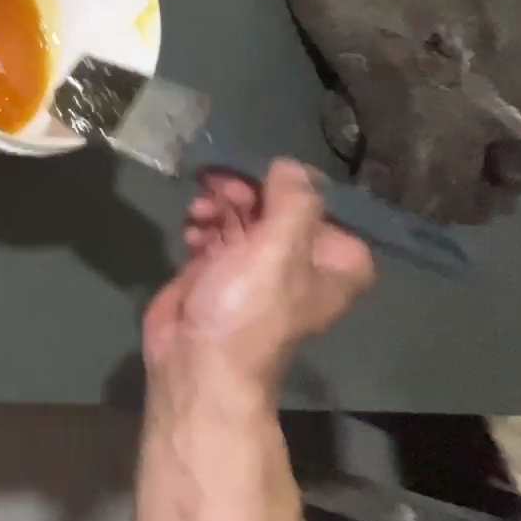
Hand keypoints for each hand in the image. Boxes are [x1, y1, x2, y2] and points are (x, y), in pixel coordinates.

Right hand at [144, 160, 375, 404]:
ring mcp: (254, 266)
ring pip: (239, 217)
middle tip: (211, 186)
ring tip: (195, 215)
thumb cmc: (246, 308)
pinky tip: (188, 233)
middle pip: (272, 207)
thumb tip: (291, 164)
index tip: (248, 175)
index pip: (314, 204)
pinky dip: (200, 227)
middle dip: (240, 195)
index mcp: (333, 259)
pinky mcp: (216, 271)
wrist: (196, 357)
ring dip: (215, 209)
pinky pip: (213, 233)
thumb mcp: (277, 251)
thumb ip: (292, 204)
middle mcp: (299, 260)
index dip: (280, 186)